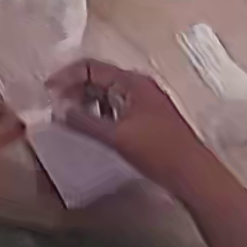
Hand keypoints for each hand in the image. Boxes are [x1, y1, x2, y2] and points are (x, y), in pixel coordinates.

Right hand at [46, 61, 226, 198]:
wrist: (197, 178)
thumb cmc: (157, 152)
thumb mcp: (115, 137)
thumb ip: (83, 122)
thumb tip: (56, 111)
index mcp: (132, 81)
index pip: (90, 67)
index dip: (66, 76)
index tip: (48, 91)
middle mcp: (138, 84)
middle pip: (98, 76)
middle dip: (74, 87)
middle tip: (56, 103)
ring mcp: (145, 99)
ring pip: (106, 90)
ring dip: (86, 99)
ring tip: (70, 114)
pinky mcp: (148, 115)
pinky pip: (115, 103)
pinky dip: (99, 109)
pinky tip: (91, 124)